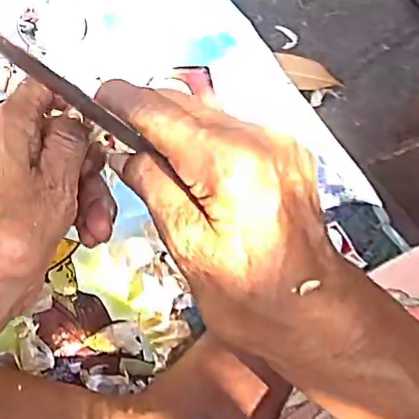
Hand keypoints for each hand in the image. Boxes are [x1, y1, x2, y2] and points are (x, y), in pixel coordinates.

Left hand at [0, 79, 112, 301]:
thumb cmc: (14, 229)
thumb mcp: (56, 181)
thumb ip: (70, 142)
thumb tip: (75, 120)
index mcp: (10, 125)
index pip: (40, 88)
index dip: (72, 100)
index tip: (100, 122)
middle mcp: (10, 141)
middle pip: (61, 132)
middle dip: (88, 163)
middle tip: (96, 191)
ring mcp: (16, 170)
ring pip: (65, 165)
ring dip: (88, 194)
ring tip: (94, 226)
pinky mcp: (23, 197)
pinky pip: (58, 189)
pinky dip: (76, 208)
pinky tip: (85, 234)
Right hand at [94, 81, 347, 360]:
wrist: (325, 322)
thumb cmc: (253, 298)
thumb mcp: (185, 244)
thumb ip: (149, 185)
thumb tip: (122, 153)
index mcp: (226, 163)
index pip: (156, 109)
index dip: (118, 98)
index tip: (93, 96)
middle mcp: (256, 141)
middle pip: (177, 100)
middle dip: (137, 106)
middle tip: (108, 122)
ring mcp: (274, 143)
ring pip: (198, 106)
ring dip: (163, 116)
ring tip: (138, 139)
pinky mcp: (282, 151)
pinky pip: (220, 122)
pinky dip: (190, 128)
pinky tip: (176, 152)